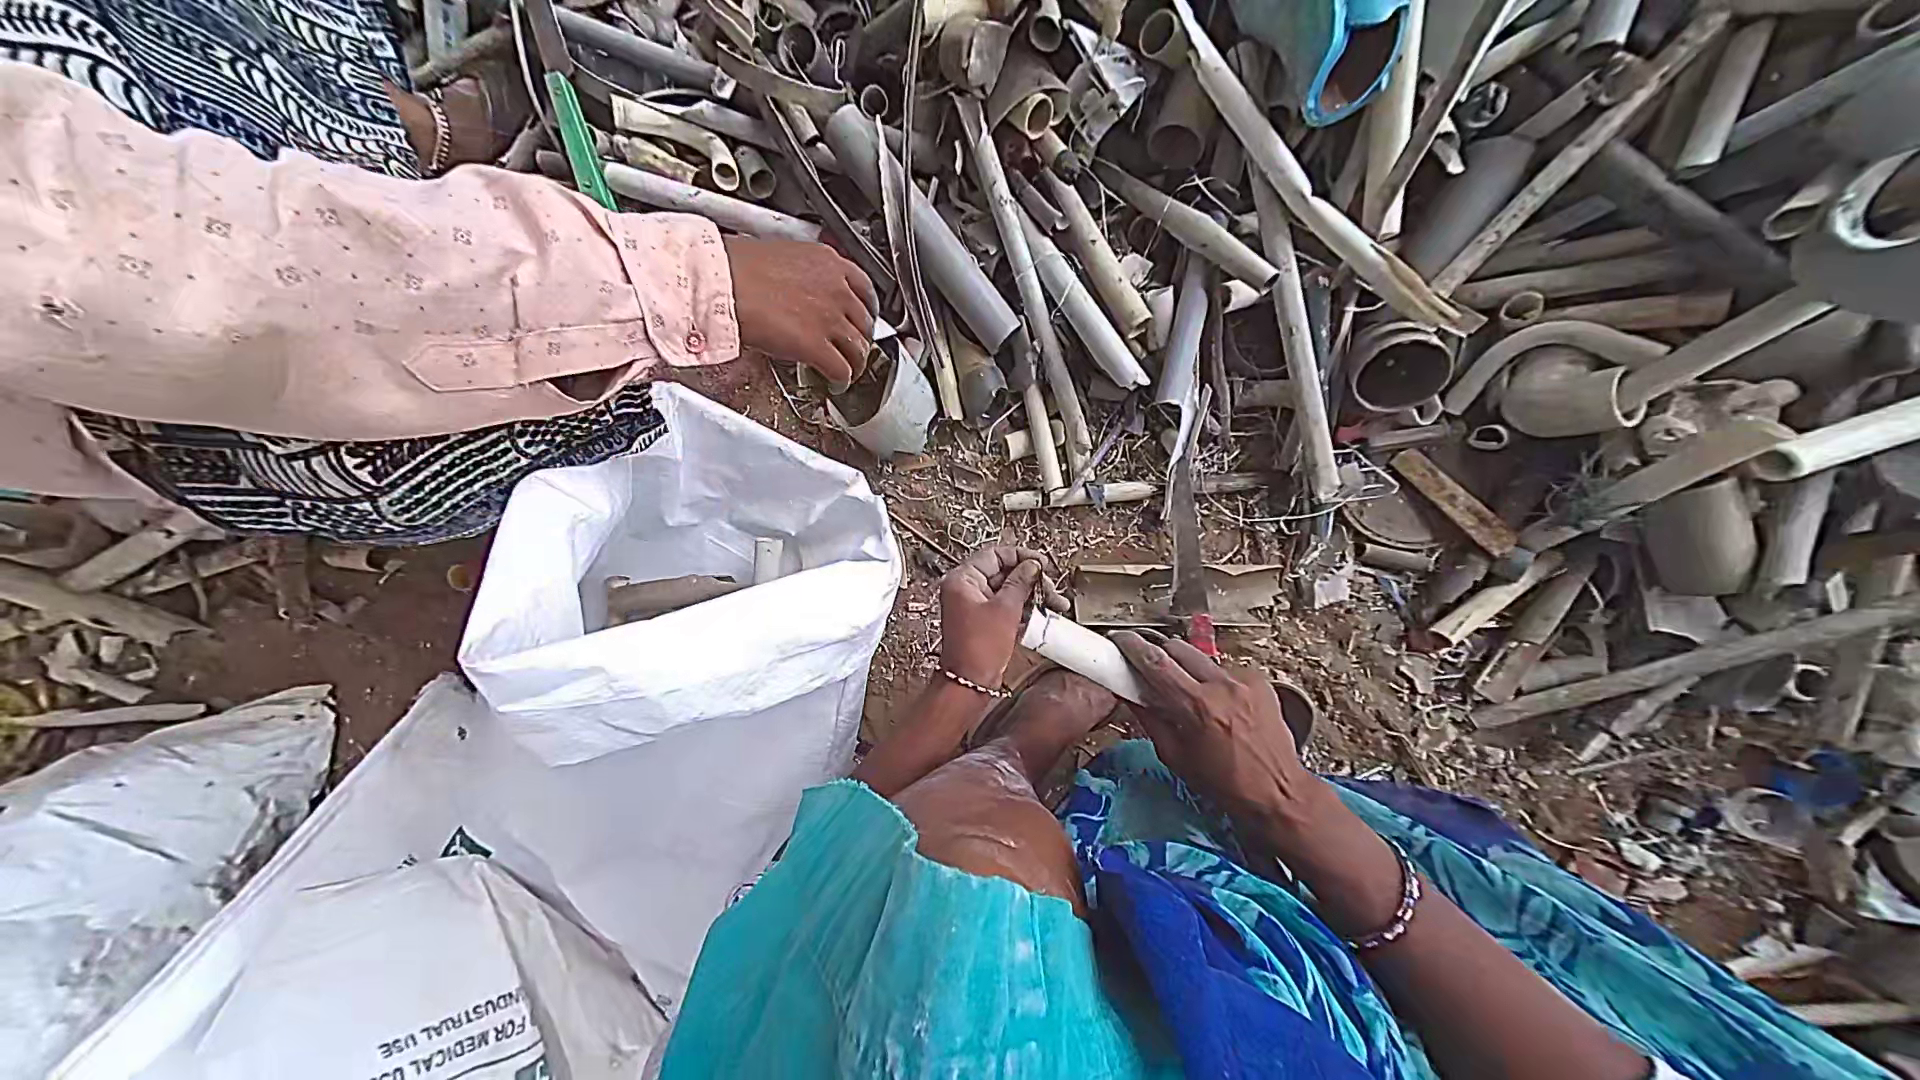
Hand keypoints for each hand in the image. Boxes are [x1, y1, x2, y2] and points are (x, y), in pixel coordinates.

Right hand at [722, 236, 875, 384]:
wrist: (720, 284)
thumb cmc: (737, 268)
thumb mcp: (783, 257)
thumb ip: (806, 275)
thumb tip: (806, 291)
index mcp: (828, 263)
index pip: (864, 288)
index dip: (867, 310)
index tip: (864, 318)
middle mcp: (835, 289)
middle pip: (864, 322)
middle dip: (861, 339)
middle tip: (854, 348)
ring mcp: (829, 319)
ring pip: (858, 349)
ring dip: (856, 363)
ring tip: (848, 370)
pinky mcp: (816, 346)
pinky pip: (842, 369)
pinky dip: (843, 380)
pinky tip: (836, 383)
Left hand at [938, 545, 1052, 688]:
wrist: (969, 682)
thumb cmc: (979, 648)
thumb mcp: (1006, 609)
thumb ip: (1021, 582)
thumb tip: (1032, 565)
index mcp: (963, 580)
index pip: (995, 555)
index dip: (1021, 557)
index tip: (1042, 564)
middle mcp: (966, 589)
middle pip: (1004, 572)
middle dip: (1031, 579)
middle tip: (1050, 589)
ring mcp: (975, 605)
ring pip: (1008, 590)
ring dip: (1031, 595)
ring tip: (1055, 603)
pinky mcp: (984, 620)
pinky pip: (1006, 606)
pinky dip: (1024, 608)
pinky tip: (1042, 613)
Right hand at [1111, 632, 1315, 823]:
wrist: (1277, 793)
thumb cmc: (1224, 783)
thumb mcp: (1175, 756)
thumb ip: (1150, 720)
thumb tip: (1130, 695)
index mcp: (1196, 707)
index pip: (1155, 662)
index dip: (1132, 646)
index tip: (1121, 640)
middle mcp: (1221, 687)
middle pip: (1178, 648)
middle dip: (1160, 654)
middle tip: (1152, 669)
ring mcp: (1244, 682)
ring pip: (1202, 658)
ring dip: (1188, 669)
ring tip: (1191, 694)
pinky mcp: (1260, 682)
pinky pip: (1226, 669)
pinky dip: (1215, 680)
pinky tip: (1219, 702)